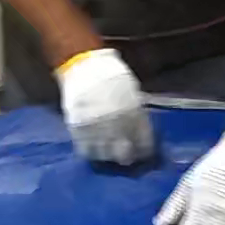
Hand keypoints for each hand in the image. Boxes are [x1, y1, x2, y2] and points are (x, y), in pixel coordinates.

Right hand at [57, 49, 153, 164]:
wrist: (83, 68)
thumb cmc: (111, 76)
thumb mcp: (132, 91)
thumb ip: (136, 113)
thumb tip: (138, 132)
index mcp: (133, 113)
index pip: (143, 142)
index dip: (144, 150)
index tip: (143, 152)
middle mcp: (115, 125)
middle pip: (124, 155)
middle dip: (127, 156)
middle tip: (127, 156)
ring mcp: (95, 129)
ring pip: (105, 156)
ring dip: (109, 156)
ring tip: (109, 151)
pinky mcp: (79, 132)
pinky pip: (86, 151)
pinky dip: (92, 152)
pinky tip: (94, 147)